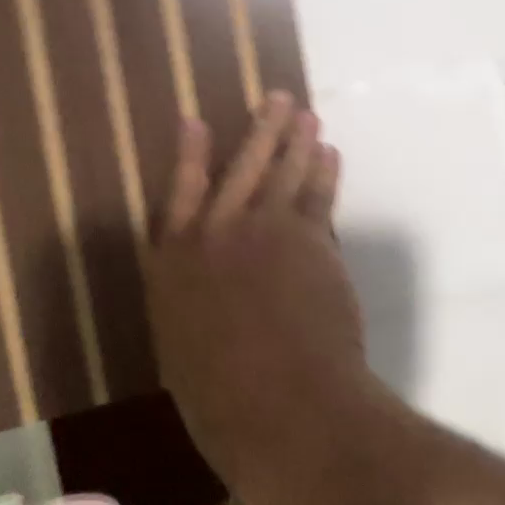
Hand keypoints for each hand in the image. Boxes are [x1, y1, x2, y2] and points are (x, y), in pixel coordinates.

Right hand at [145, 92, 371, 504]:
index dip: (188, 156)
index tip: (195, 120)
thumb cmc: (223, 398)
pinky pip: (318, 194)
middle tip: (278, 98)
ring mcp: (265, 231)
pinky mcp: (309, 238)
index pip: (179, 196)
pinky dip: (326, 172)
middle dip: (261, 130)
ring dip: (298, 141)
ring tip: (308, 117)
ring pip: (283, 172)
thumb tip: (214, 282)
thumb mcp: (186, 348)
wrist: (282, 405)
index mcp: (174, 266)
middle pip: (241, 168)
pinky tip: (330, 156)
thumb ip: (197, 301)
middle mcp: (216, 236)